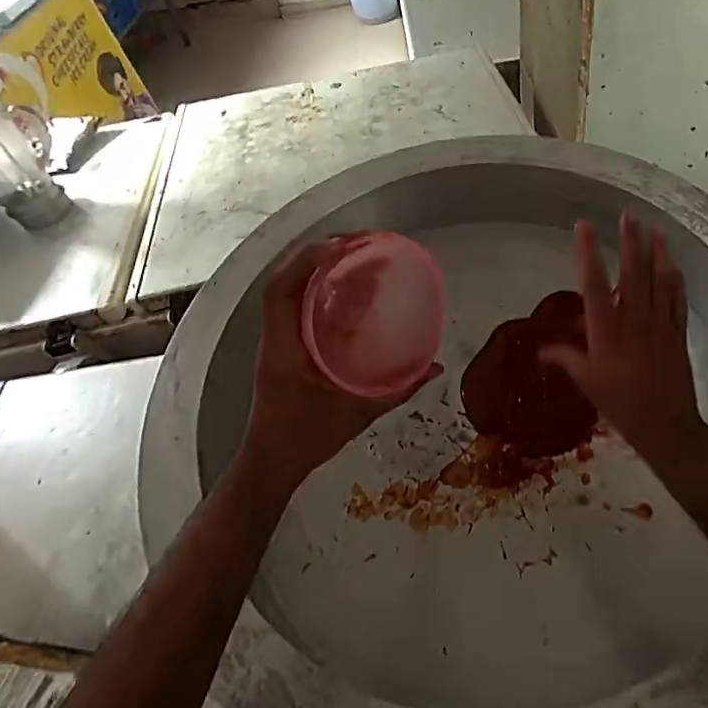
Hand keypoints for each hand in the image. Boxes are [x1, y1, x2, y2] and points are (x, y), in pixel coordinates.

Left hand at [241, 236, 442, 493]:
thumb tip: (435, 368)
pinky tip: (348, 291)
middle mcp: (275, 336)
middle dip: (318, 254)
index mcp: (283, 348)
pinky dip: (319, 289)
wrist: (271, 463)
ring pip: (289, 288)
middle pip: (285, 278)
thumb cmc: (305, 439)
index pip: (280, 290)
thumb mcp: (356, 415)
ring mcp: (276, 339)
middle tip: (359, 244)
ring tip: (357, 258)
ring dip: (317, 268)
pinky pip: (296, 304)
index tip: (341, 246)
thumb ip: (397, 391)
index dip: (306, 260)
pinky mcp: (283, 346)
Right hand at [539, 212, 703, 461]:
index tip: (584, 226)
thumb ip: (565, 359)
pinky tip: (672, 261)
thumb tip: (541, 351)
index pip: (595, 283)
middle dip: (630, 240)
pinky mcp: (676, 331)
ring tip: (654, 228)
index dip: (588, 252)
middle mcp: (634, 319)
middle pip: (633, 272)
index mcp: (607, 330)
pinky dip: (675, 276)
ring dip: (657, 251)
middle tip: (628, 214)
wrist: (665, 424)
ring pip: (660, 279)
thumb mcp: (586, 381)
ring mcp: (659, 323)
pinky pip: (677, 296)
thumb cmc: (620, 403)